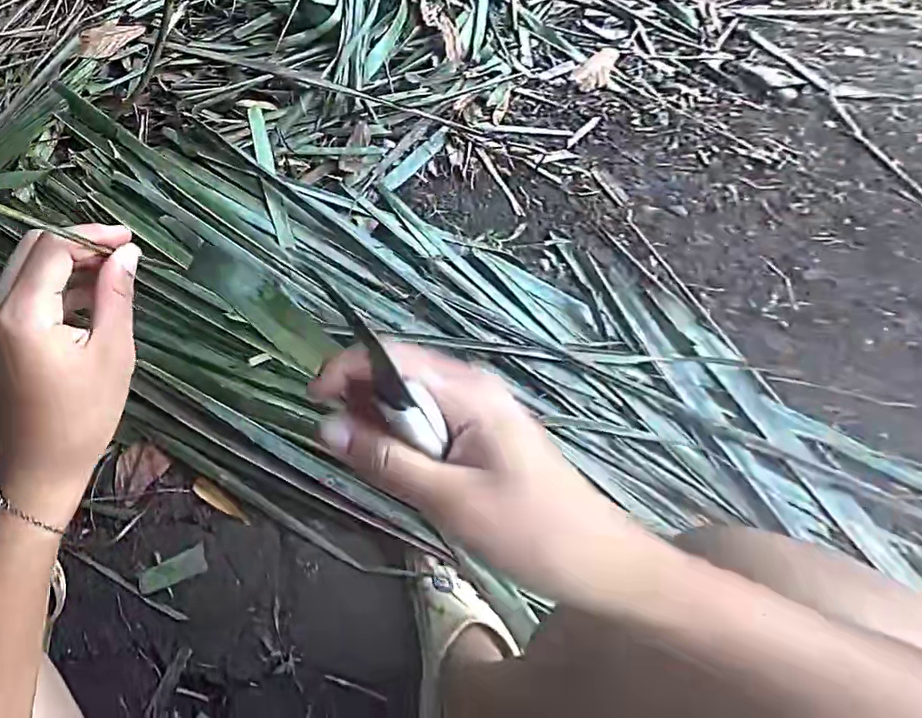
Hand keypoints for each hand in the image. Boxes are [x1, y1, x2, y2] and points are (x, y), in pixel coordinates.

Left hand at [0, 224, 140, 530]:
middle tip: (119, 254)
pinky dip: (53, 283)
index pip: (55, 246)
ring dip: (67, 262)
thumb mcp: (111, 354)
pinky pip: (22, 289)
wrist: (35, 475)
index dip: (93, 236)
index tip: (127, 239)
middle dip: (79, 243)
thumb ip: (116, 295)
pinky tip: (87, 297)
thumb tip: (127, 253)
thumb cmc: (80, 420)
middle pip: (35, 247)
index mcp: (22, 314)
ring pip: (27, 266)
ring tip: (110, 274)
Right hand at [310, 343, 670, 608]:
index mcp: (467, 389)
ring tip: (367, 456)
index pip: (389, 354)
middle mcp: (468, 383)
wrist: (606, 567)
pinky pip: (422, 411)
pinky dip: (398, 430)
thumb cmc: (532, 532)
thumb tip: (324, 427)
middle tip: (341, 441)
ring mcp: (474, 402)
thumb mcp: (450, 500)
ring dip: (376, 417)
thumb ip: (385, 460)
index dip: (344, 369)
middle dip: (358, 397)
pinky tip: (398, 461)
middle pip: (394, 369)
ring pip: (405, 391)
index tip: (315, 401)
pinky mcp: (475, 424)